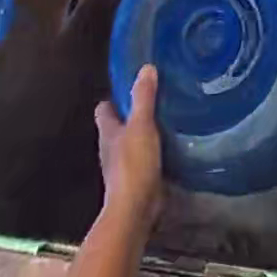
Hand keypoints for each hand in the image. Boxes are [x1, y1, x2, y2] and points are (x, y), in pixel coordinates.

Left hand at [96, 64, 162, 230]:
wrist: (135, 209)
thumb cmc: (134, 164)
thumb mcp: (141, 125)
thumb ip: (143, 98)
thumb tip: (146, 67)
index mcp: (108, 131)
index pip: (104, 108)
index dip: (115, 98)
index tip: (134, 88)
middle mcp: (111, 147)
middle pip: (119, 125)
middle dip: (134, 114)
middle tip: (159, 100)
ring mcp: (124, 165)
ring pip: (133, 142)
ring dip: (146, 133)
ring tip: (169, 120)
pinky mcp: (138, 179)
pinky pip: (146, 158)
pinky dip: (155, 152)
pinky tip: (172, 147)